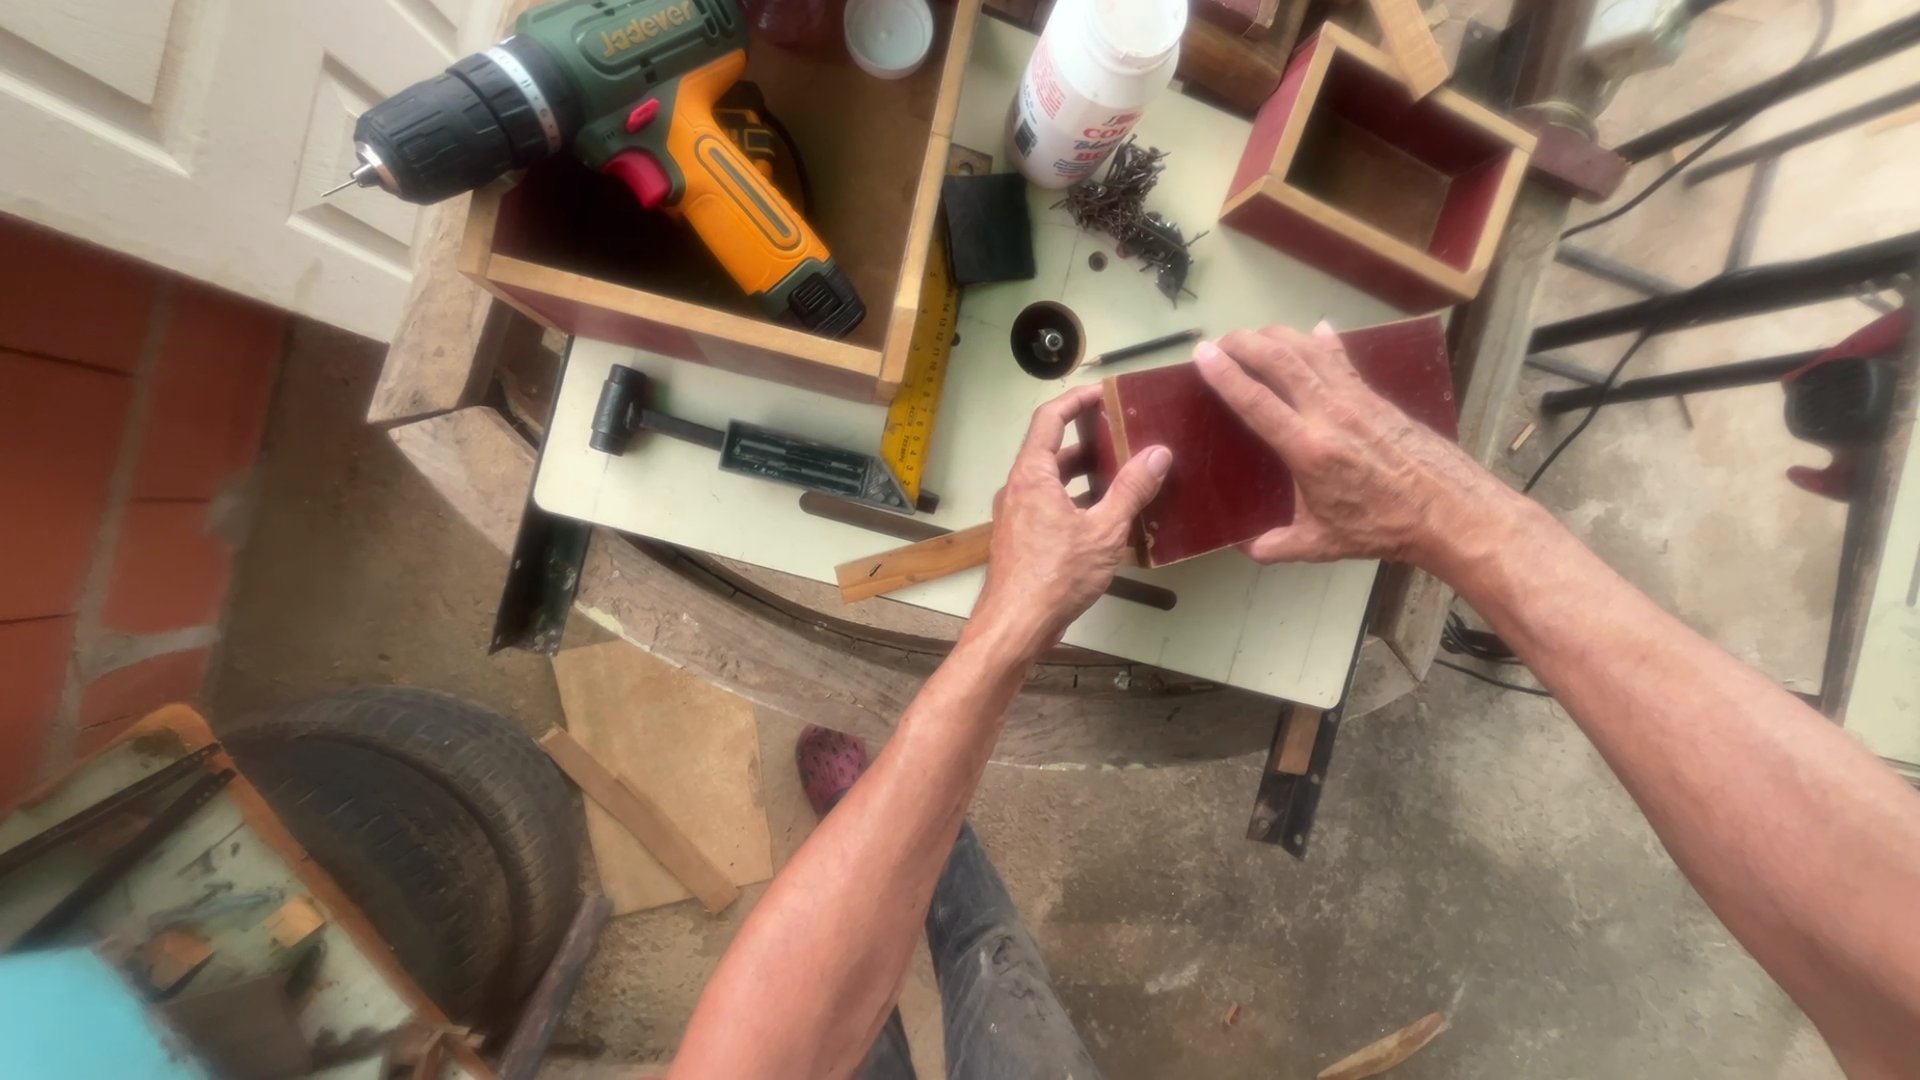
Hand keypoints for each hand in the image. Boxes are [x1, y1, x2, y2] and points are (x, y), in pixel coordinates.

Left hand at [969, 385, 1171, 657]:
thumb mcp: (1104, 529)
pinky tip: (1106, 518)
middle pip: (1052, 451)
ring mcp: (1017, 515)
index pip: (1049, 419)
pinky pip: (1050, 507)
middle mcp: (1019, 489)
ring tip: (1124, 476)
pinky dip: (1076, 502)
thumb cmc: (1055, 575)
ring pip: (1052, 482)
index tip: (1103, 395)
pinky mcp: (1022, 539)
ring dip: (1085, 476)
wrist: (1017, 624)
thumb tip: (1157, 454)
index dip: (1076, 401)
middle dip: (1089, 442)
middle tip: (1125, 438)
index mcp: (1032, 474)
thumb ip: (1131, 490)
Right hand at [1193, 323, 1510, 569]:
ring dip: (1277, 336)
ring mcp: (1356, 399)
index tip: (1202, 354)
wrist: (1451, 511)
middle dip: (1245, 343)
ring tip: (1254, 336)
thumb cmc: (1383, 528)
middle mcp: (1330, 413)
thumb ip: (1278, 546)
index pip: (1256, 401)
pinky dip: (1321, 343)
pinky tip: (1314, 332)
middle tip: (1221, 340)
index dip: (1225, 374)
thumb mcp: (1321, 544)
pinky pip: (1340, 359)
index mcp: (1309, 449)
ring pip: (1309, 350)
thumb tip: (1247, 549)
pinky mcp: (1375, 397)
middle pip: (1280, 360)